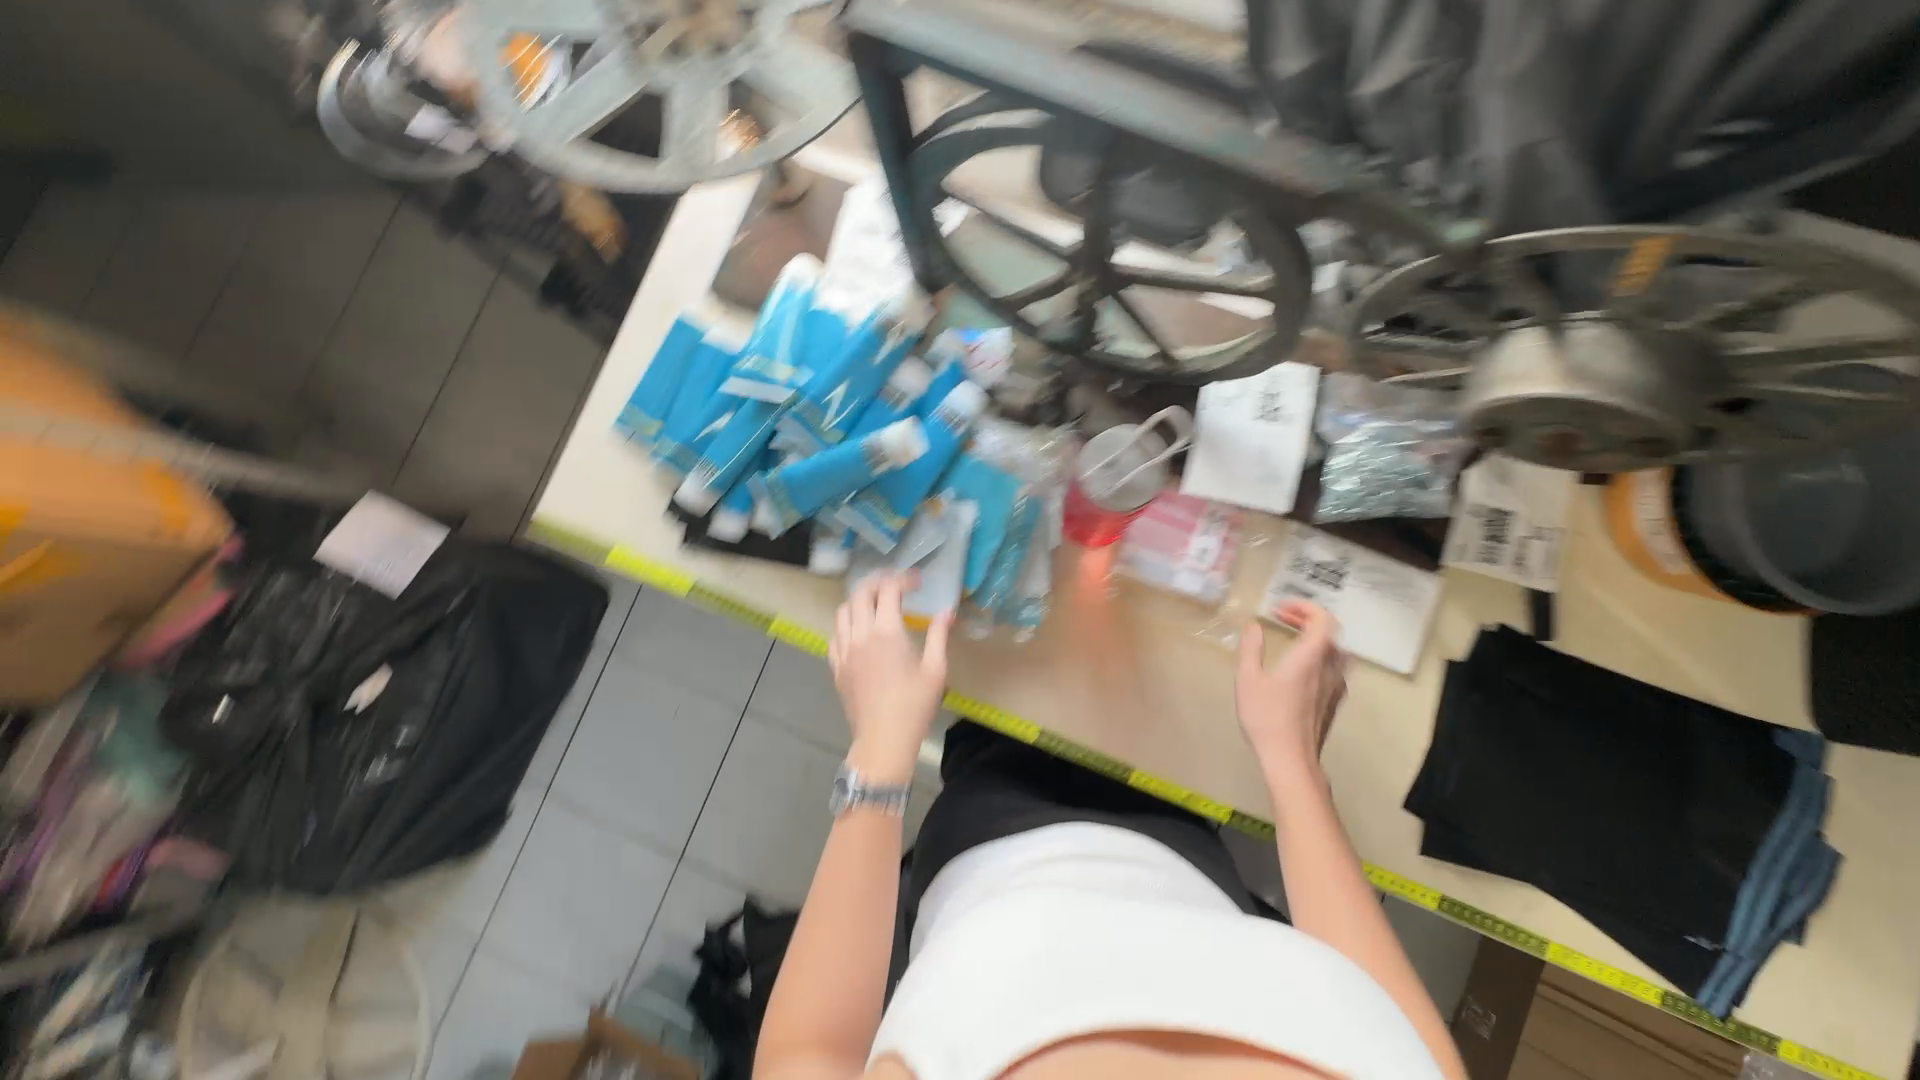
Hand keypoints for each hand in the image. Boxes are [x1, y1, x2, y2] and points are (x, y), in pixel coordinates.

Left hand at [828, 573, 950, 783]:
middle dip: (878, 582)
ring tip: (876, 604)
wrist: (883, 739)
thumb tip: (946, 611)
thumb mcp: (935, 669)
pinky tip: (859, 631)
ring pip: (843, 611)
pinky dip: (847, 623)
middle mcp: (860, 634)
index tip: (918, 582)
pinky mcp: (836, 666)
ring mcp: (844, 650)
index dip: (903, 579)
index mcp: (886, 632)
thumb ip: (938, 635)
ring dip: (859, 600)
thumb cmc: (914, 706)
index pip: (888, 589)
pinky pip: (835, 634)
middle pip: (860, 593)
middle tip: (895, 585)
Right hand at [1236, 601, 1348, 777]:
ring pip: (1336, 651)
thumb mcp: (1248, 678)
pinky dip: (1319, 657)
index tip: (1281, 609)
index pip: (1323, 619)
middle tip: (1283, 619)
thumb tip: (1253, 625)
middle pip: (1331, 632)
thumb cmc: (1266, 716)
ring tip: (1293, 640)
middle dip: (1308, 619)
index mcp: (1312, 656)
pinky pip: (1334, 668)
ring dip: (1316, 638)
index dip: (1305, 607)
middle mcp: (1331, 667)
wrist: (1290, 758)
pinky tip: (1299, 669)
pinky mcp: (1334, 702)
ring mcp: (1337, 686)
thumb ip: (1251, 648)